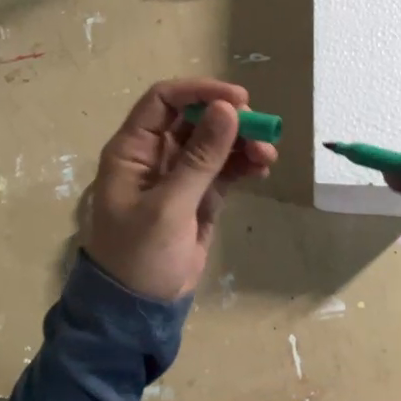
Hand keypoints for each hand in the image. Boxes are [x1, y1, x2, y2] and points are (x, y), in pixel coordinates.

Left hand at [86, 79, 278, 301]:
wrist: (138, 309)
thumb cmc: (140, 255)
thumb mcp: (169, 206)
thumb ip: (200, 158)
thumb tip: (228, 109)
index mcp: (133, 150)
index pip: (163, 101)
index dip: (199, 91)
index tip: (238, 99)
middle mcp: (154, 155)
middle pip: (194, 118)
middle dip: (228, 119)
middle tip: (260, 130)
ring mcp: (178, 175)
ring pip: (213, 142)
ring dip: (241, 142)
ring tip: (268, 154)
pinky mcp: (199, 196)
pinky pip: (224, 168)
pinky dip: (243, 163)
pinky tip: (263, 167)